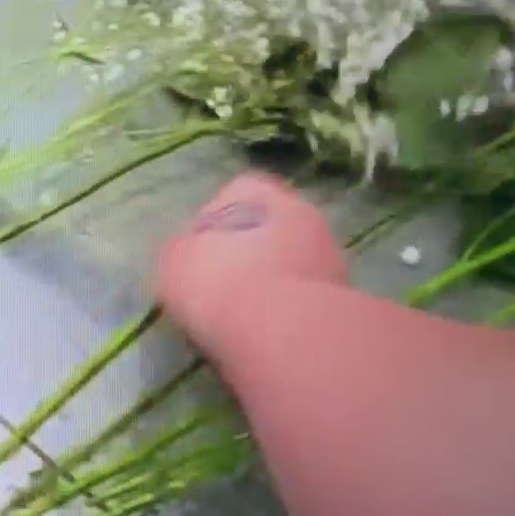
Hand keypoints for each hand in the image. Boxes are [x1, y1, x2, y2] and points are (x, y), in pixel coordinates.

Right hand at [152, 171, 348, 356]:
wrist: (278, 325)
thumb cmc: (214, 280)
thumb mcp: (173, 260)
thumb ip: (181, 247)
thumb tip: (189, 247)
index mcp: (255, 195)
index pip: (237, 189)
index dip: (217, 214)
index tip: (199, 243)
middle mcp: (299, 210)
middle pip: (270, 221)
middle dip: (248, 243)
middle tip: (220, 274)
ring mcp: (328, 248)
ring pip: (291, 253)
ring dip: (270, 271)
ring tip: (241, 303)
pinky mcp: (342, 287)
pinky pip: (304, 286)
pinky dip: (286, 298)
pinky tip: (263, 320)